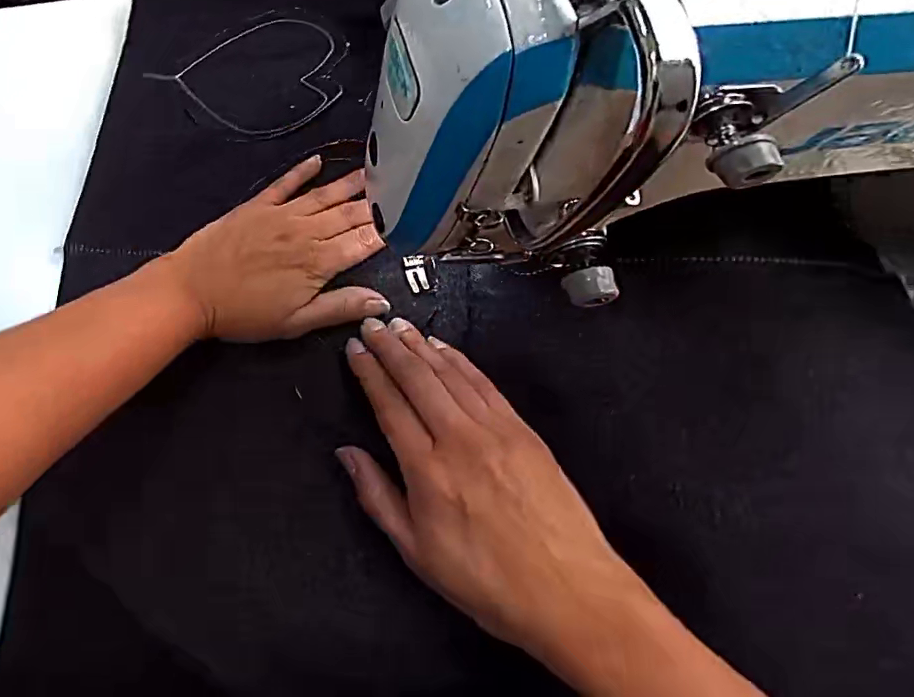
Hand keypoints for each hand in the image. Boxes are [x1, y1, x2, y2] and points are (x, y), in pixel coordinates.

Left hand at [148, 155, 387, 342]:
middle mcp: (306, 232)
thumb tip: (381, 302)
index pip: (363, 241)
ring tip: (373, 171)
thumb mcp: (295, 322)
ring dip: (350, 183)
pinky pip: (286, 183)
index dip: (386, 231)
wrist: (190, 291)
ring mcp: (282, 214)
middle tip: (398, 189)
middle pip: (349, 214)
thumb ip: (340, 307)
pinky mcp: (258, 205)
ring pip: (325, 195)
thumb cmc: (244, 314)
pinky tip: (318, 161)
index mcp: (318, 262)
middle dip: (376, 203)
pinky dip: (303, 171)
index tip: (406, 220)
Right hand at [335, 318, 659, 663]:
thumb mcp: (417, 553)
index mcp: (428, 471)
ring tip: (401, 328)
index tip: (356, 349)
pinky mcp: (520, 426)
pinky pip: (483, 382)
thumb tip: (347, 454)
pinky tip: (444, 349)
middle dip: (391, 348)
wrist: (566, 587)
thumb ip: (377, 497)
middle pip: (417, 379)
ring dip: (422, 346)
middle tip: (372, 325)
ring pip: (449, 373)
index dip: (369, 373)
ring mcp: (494, 428)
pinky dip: (460, 360)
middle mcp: (458, 439)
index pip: (390, 405)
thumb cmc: (487, 580)